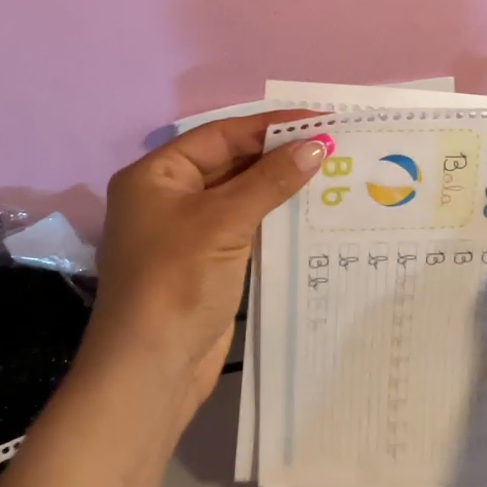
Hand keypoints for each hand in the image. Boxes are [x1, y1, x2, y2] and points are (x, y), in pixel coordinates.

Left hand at [85, 111, 330, 414]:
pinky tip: (311, 213)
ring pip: (242, 195)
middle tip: (335, 146)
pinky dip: (275, 218)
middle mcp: (169, 197)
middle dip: (279, 155)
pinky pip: (246, 227)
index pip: (221, 135)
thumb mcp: (224, 221)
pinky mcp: (208, 262)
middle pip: (231, 162)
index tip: (321, 120)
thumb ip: (271, 180)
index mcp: (157, 175)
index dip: (271, 126)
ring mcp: (188, 232)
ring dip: (281, 186)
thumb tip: (317, 145)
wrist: (151, 367)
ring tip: (332, 173)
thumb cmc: (177, 280)